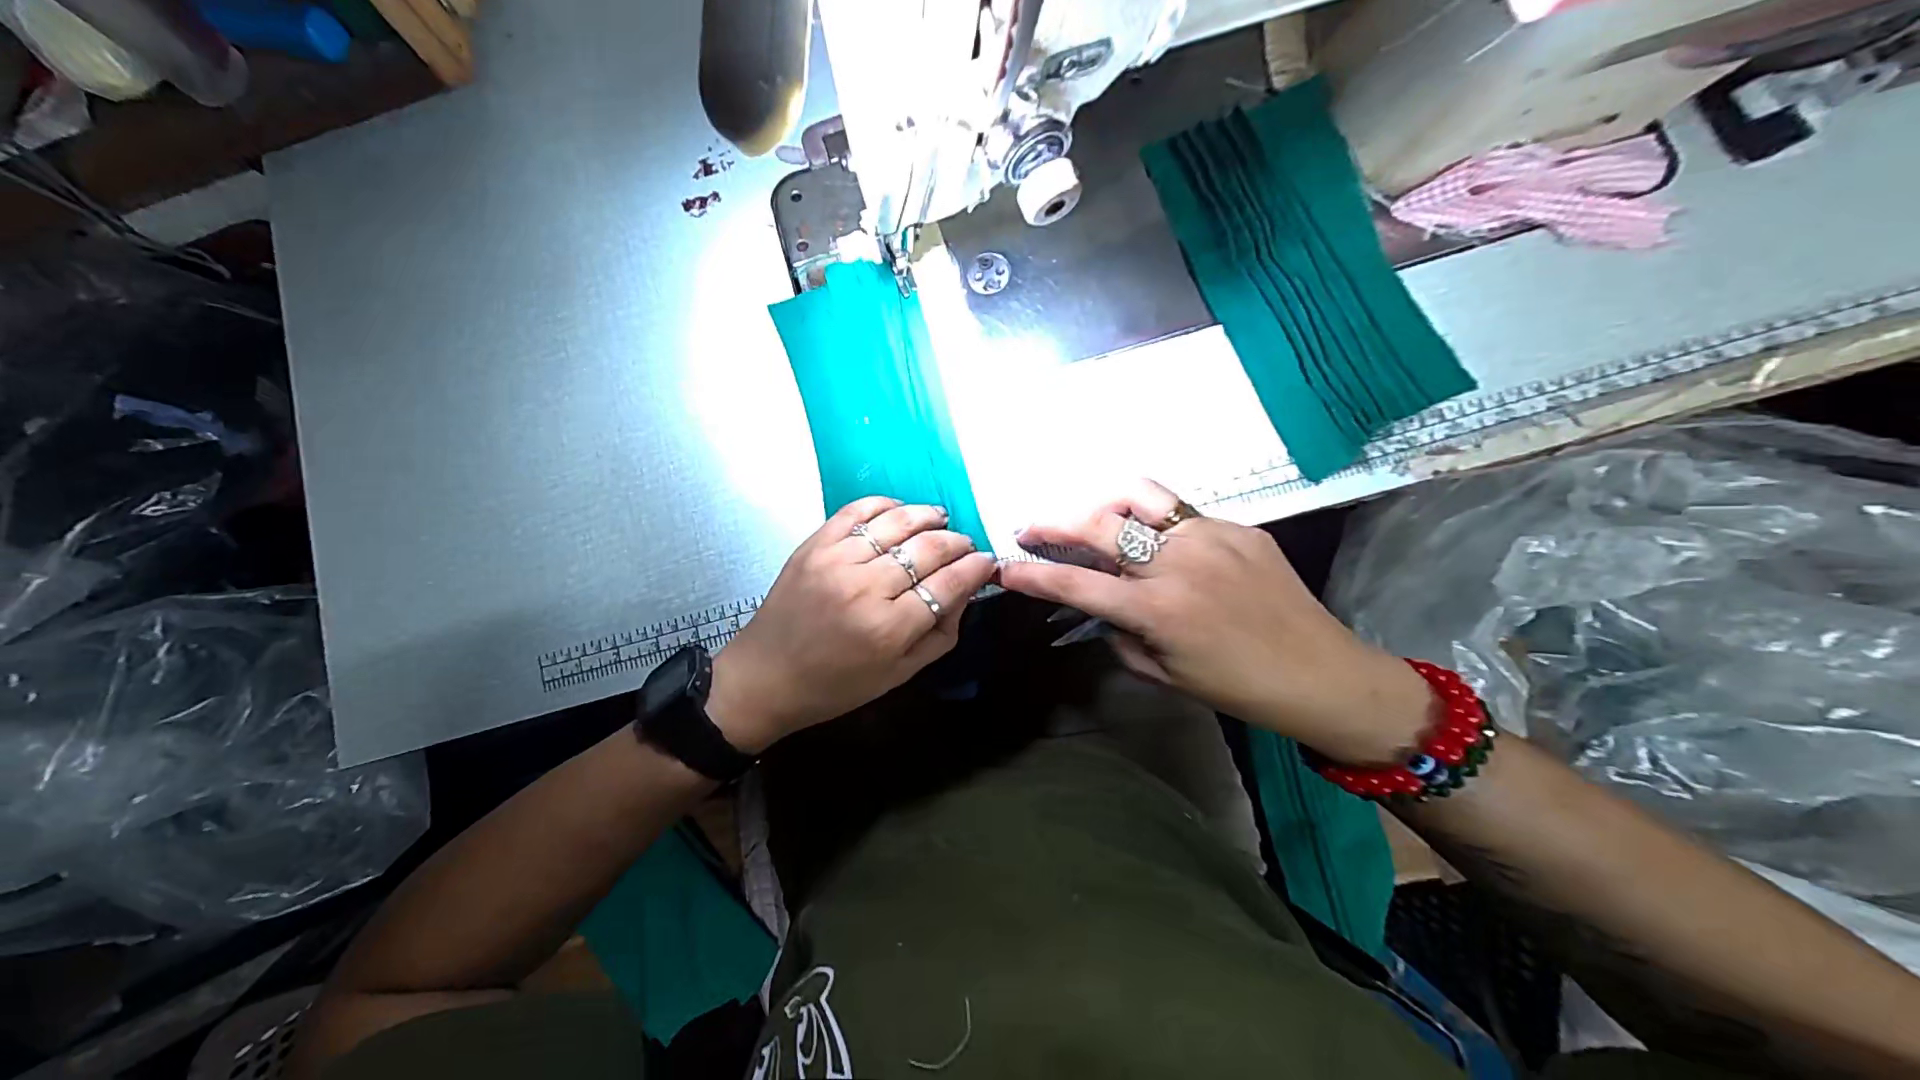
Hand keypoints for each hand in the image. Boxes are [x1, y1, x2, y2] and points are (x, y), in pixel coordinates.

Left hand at [706, 496, 997, 753]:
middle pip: (928, 548)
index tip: (987, 560)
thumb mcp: (900, 674)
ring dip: (927, 516)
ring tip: (941, 518)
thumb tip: (966, 592)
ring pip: (897, 522)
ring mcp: (837, 561)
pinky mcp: (814, 545)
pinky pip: (856, 511)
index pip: (948, 583)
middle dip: (957, 542)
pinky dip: (884, 504)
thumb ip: (941, 635)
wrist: (765, 677)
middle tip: (966, 544)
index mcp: (889, 628)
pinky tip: (900, 510)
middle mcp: (866, 588)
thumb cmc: (836, 686)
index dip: (975, 567)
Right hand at [996, 479, 1432, 765]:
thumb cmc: (1237, 686)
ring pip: (1140, 498)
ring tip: (1094, 516)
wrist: (1320, 672)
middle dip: (1054, 525)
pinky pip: (1183, 516)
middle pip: (1100, 526)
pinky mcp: (1239, 527)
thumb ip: (1122, 635)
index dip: (1033, 574)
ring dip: (1105, 504)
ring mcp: (1211, 536)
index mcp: (1157, 610)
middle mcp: (1178, 563)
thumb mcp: (1163, 673)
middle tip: (1031, 528)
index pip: (1077, 584)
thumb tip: (1103, 605)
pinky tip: (1163, 546)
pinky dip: (1158, 526)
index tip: (1004, 566)